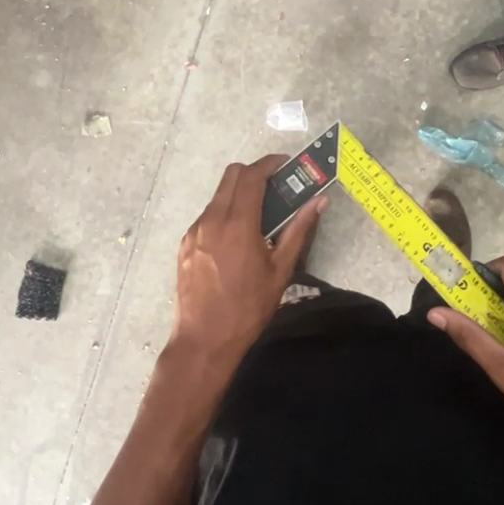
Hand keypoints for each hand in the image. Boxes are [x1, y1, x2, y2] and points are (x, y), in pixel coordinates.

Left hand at [170, 156, 325, 364]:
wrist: (204, 341)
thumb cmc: (248, 308)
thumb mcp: (280, 270)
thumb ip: (299, 230)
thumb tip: (318, 201)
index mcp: (238, 224)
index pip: (251, 175)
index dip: (270, 163)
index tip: (285, 164)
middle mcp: (212, 220)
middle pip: (231, 176)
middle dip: (254, 173)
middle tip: (275, 185)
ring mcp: (194, 231)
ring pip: (218, 196)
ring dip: (239, 194)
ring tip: (259, 216)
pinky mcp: (185, 244)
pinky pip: (207, 216)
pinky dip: (225, 214)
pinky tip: (237, 239)